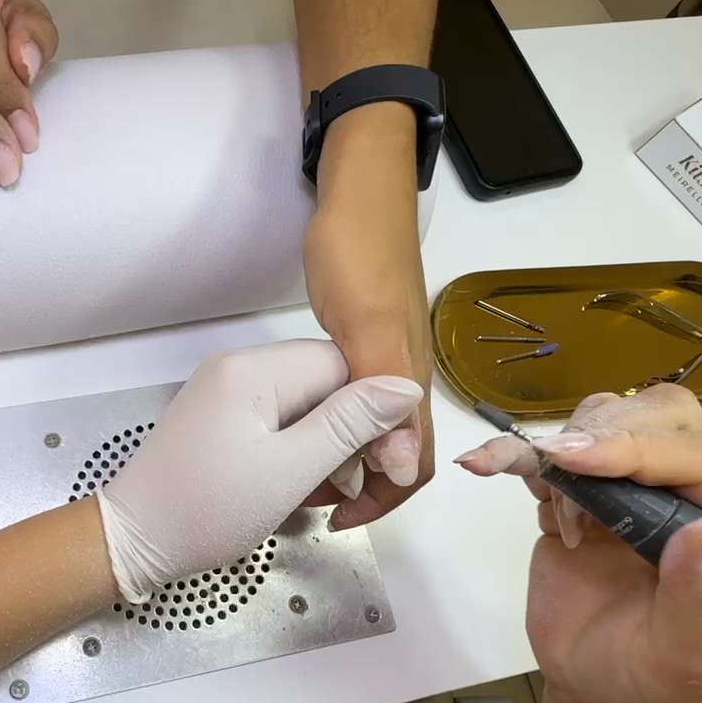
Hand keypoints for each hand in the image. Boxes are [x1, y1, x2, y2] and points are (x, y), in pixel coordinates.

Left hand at [97, 340, 423, 602]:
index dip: (375, 412)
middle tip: (349, 488)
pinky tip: (296, 487)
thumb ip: (349, 424)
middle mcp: (237, 368)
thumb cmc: (207, 510)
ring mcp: (224, 393)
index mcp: (252, 369)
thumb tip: (404, 386)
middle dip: (349, 435)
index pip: (344, 366)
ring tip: (324, 495)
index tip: (383, 464)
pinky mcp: (219, 419)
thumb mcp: (289, 470)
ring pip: (304, 406)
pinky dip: (296, 453)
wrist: (134, 542)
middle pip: (324, 384)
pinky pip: (276, 423)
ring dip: (325, 448)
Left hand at [302, 107, 433, 530]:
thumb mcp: (364, 331)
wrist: (356, 186)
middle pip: (385, 446)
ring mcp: (369, 355)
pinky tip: (292, 435)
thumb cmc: (355, 255)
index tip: (337, 516)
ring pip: (359, 427)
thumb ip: (376, 398)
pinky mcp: (347, 342)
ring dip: (334, 459)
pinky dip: (320, 428)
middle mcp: (390, 371)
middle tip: (309, 502)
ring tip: (296, 481)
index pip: (408, 453)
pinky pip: (339, 401)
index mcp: (396, 377)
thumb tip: (409, 465)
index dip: (379, 491)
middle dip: (354, 480)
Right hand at [455, 385, 701, 702]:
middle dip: (605, 431)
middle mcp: (689, 500)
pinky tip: (483, 463)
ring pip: (607, 421)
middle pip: (661, 418)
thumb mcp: (690, 658)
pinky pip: (550, 459)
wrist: (598, 695)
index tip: (573, 459)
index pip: (697, 461)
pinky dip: (513, 453)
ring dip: (564, 445)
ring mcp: (631, 497)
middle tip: (559, 469)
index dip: (636, 448)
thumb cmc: (653, 687)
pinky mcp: (578, 503)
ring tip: (546, 508)